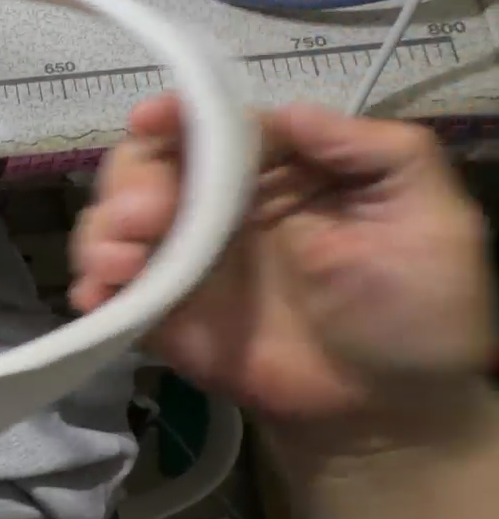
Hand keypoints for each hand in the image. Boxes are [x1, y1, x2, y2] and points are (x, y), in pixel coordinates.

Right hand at [71, 94, 493, 461]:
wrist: (376, 408)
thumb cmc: (413, 312)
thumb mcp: (431, 224)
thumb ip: (379, 157)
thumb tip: (289, 110)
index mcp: (270, 176)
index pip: (210, 131)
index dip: (175, 117)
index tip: (148, 120)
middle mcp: (209, 207)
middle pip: (142, 168)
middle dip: (130, 185)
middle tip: (144, 220)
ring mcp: (171, 256)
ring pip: (106, 219)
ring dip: (101, 235)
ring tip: (122, 267)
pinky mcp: (146, 302)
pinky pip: (97, 281)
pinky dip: (87, 283)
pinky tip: (97, 298)